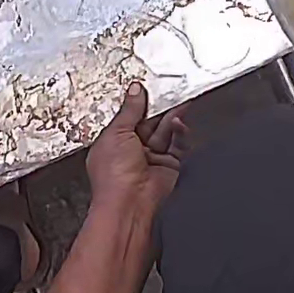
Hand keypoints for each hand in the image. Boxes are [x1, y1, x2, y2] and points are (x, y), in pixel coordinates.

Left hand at [85, 82, 186, 214]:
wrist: (130, 203)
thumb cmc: (113, 175)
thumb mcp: (117, 132)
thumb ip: (130, 109)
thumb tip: (135, 90)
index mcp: (113, 142)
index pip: (128, 117)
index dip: (138, 103)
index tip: (148, 88)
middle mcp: (132, 150)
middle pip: (149, 123)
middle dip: (158, 109)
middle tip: (169, 92)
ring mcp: (151, 158)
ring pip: (165, 131)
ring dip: (172, 118)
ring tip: (180, 102)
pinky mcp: (170, 165)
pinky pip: (178, 144)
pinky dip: (180, 132)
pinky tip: (179, 122)